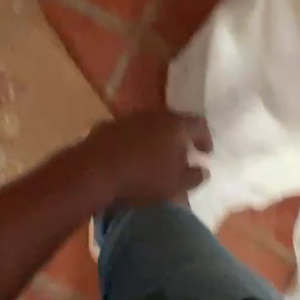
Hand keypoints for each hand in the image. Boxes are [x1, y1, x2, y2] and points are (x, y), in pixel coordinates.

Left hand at [73, 111, 210, 204]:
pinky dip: (134, 143)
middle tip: (182, 155)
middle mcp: (153, 115)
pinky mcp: (107, 126)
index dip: (205, 138)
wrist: (94, 171)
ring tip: (155, 159)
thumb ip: (194, 176)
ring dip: (155, 140)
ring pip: (149, 126)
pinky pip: (128, 133)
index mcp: (175, 125)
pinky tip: (130, 159)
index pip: (198, 124)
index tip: (205, 153)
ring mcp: (128, 118)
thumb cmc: (142, 178)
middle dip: (179, 138)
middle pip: (173, 122)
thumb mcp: (175, 184)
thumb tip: (204, 170)